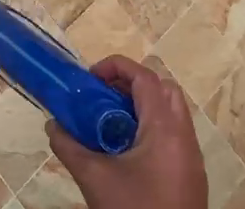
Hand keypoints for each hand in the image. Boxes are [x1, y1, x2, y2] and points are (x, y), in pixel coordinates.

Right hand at [45, 56, 206, 208]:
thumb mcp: (92, 177)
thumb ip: (68, 144)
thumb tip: (52, 123)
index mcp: (164, 131)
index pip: (146, 78)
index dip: (116, 66)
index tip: (89, 79)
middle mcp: (184, 138)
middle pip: (165, 89)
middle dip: (131, 83)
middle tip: (102, 95)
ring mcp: (192, 158)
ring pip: (172, 113)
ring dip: (141, 106)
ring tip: (109, 121)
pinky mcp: (192, 176)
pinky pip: (174, 135)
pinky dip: (149, 127)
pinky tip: (124, 149)